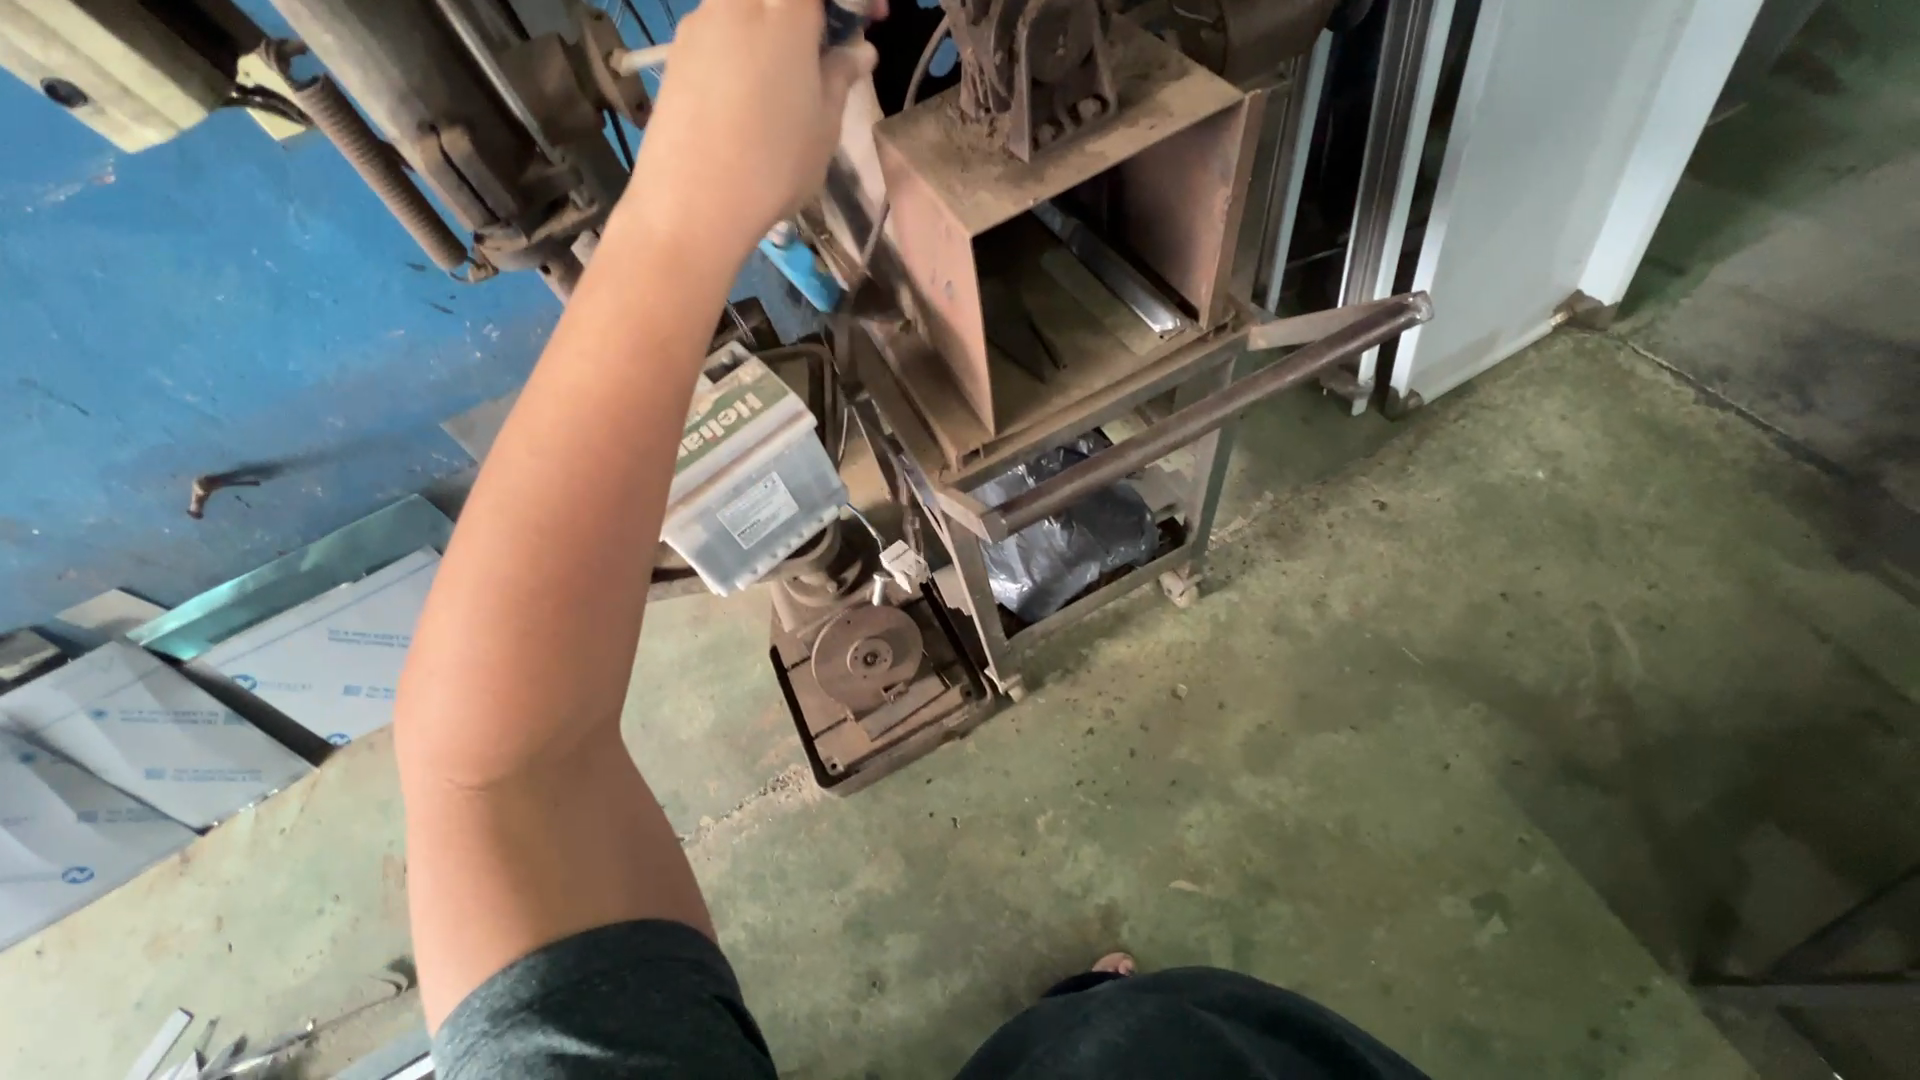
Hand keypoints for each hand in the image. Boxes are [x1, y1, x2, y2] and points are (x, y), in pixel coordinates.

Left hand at [617, 0, 879, 265]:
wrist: (691, 204)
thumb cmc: (773, 167)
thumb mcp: (824, 128)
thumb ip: (840, 78)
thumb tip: (857, 52)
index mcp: (785, 11)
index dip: (853, 0)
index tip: (869, 20)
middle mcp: (737, 2)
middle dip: (809, 13)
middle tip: (827, 49)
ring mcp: (700, 23)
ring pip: (746, 8)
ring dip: (774, 28)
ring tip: (790, 77)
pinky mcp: (678, 53)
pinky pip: (721, 30)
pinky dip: (744, 46)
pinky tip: (751, 95)